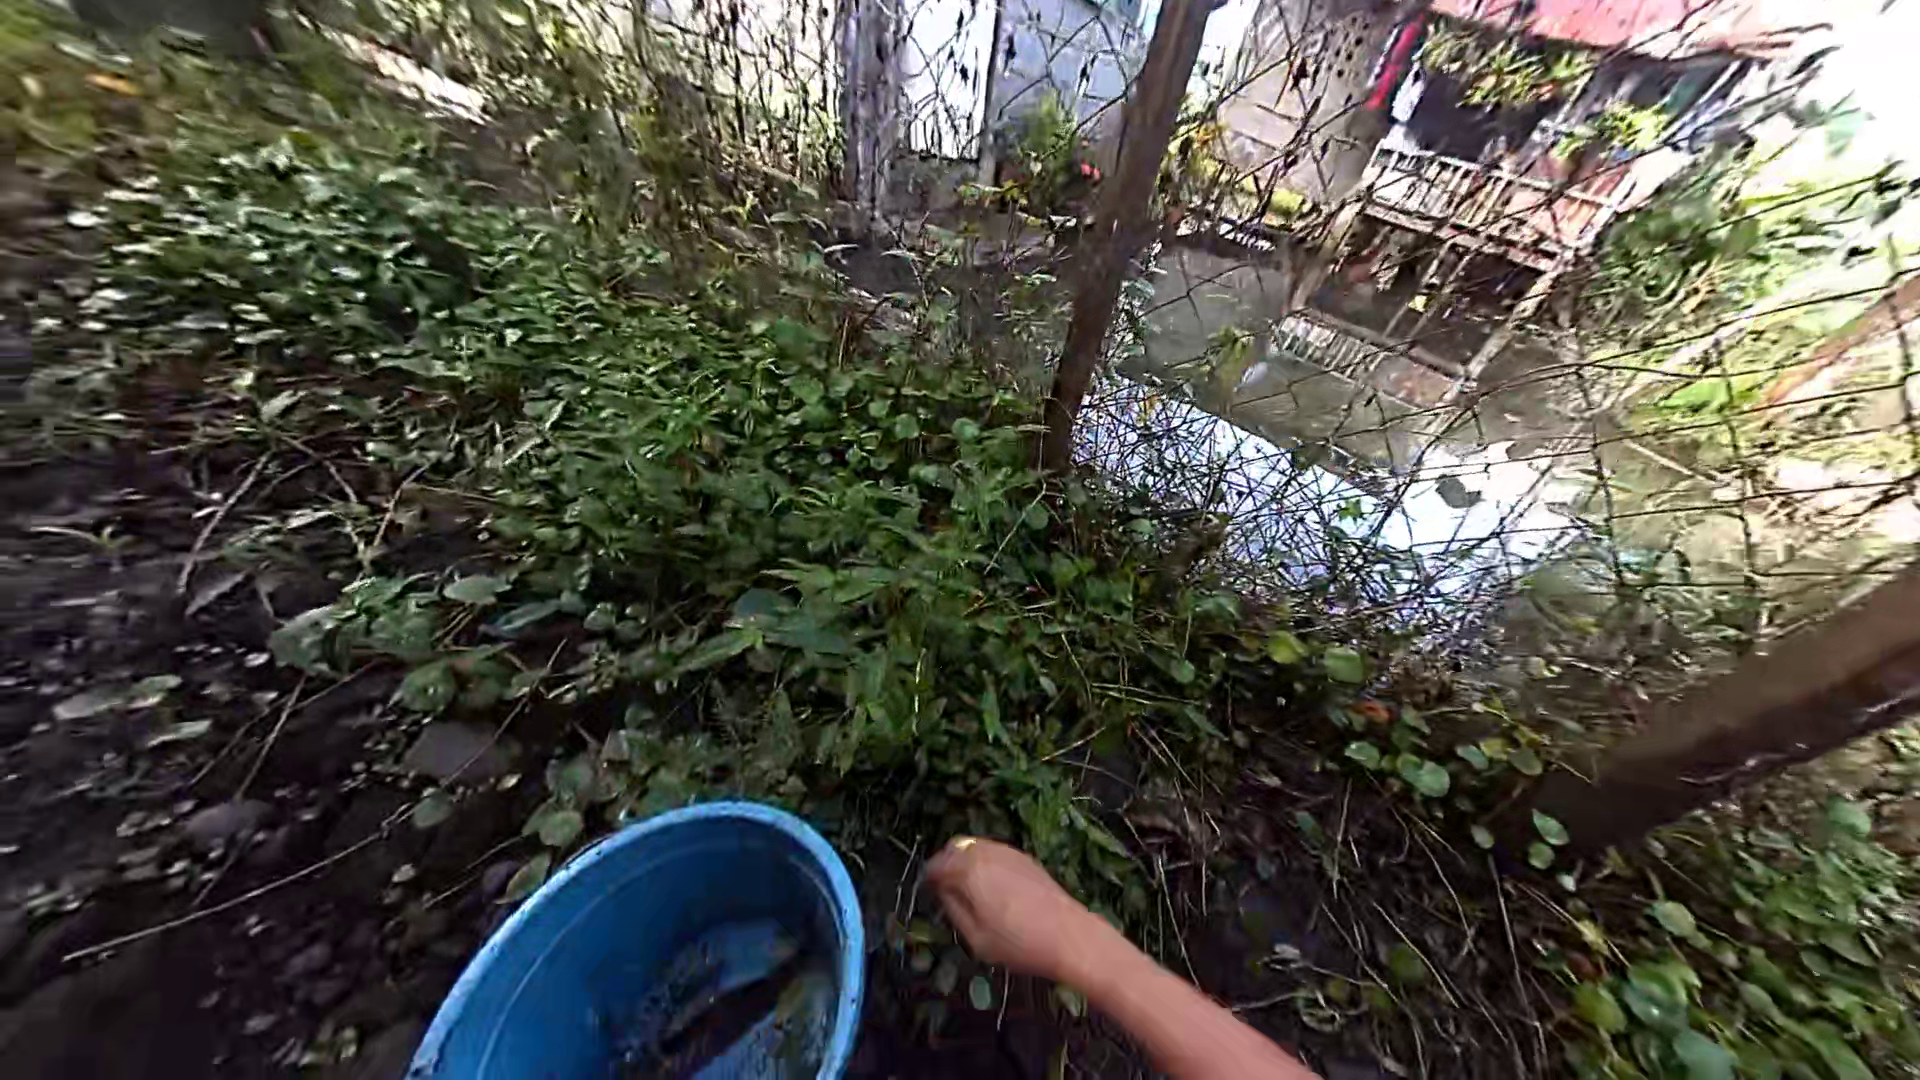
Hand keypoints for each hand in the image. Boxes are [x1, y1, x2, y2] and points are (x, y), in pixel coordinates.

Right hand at [925, 836, 1107, 981]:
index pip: (937, 864)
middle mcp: (984, 851)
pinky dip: (983, 860)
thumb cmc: (1018, 942)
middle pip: (955, 847)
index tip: (928, 891)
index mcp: (968, 869)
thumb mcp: (976, 938)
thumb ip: (954, 909)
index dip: (929, 877)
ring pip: (974, 845)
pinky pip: (992, 850)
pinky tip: (991, 885)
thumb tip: (943, 891)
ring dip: (964, 860)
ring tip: (968, 888)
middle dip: (946, 863)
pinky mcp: (1022, 855)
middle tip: (945, 888)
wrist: (1068, 933)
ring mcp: (1006, 850)